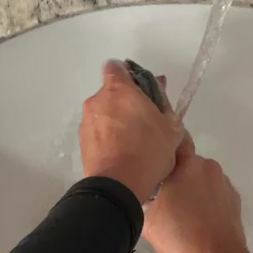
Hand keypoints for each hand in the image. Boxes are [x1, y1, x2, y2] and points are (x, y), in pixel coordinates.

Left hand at [80, 60, 185, 201]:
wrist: (118, 185)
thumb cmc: (148, 151)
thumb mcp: (170, 128)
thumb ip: (164, 104)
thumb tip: (159, 87)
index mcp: (119, 90)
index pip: (116, 67)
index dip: (128, 76)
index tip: (140, 91)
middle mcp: (98, 101)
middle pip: (110, 93)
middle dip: (124, 103)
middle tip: (142, 121)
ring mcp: (87, 122)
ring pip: (103, 114)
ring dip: (114, 122)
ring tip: (132, 143)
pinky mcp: (82, 143)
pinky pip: (97, 133)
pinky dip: (107, 139)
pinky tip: (121, 154)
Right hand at [143, 146, 252, 252]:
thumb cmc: (178, 238)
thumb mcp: (148, 217)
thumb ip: (144, 193)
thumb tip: (143, 186)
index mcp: (185, 165)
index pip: (174, 139)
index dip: (163, 145)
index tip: (153, 157)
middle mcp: (207, 166)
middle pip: (187, 161)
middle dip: (176, 173)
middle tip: (163, 193)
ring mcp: (224, 182)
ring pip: (201, 176)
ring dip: (191, 186)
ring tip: (181, 211)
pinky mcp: (234, 198)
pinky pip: (214, 191)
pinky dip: (205, 199)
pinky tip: (198, 218)